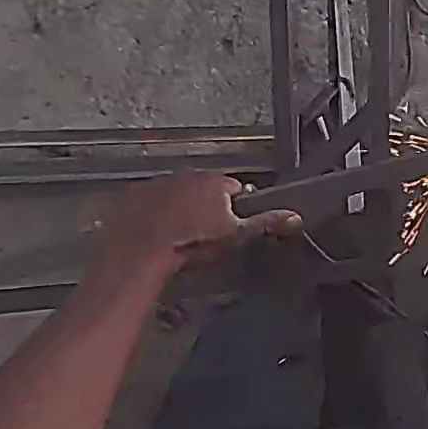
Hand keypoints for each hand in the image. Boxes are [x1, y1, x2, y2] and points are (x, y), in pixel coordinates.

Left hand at [92, 173, 300, 279]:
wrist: (140, 252)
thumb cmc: (191, 241)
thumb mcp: (236, 235)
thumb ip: (266, 223)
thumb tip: (295, 217)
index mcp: (215, 182)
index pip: (237, 189)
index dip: (237, 209)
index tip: (232, 226)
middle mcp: (187, 176)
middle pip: (206, 191)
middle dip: (209, 208)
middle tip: (207, 235)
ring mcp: (158, 185)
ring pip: (178, 196)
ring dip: (182, 210)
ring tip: (181, 238)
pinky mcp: (132, 198)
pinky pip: (150, 205)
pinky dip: (155, 215)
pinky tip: (158, 235)